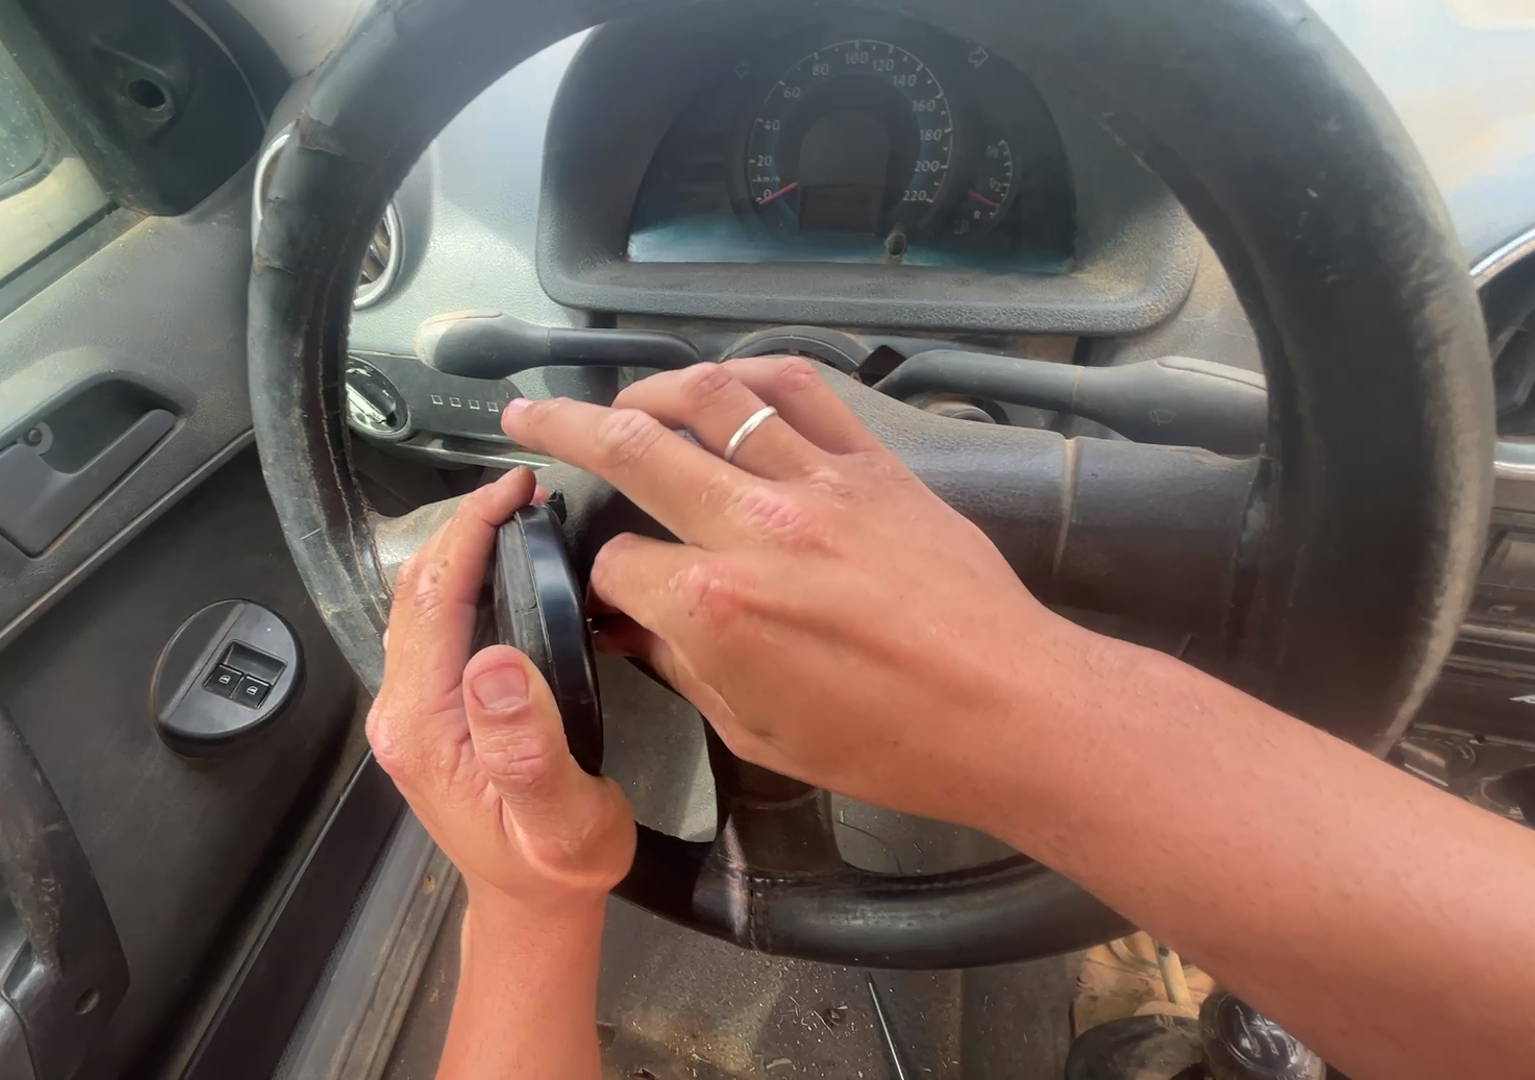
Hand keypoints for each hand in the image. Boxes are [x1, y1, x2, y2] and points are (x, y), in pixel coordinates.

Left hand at [367, 467, 635, 917]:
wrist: (532, 902)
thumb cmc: (557, 866)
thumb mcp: (561, 820)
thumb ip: (525, 747)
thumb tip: (495, 661)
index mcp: (425, 725)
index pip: (435, 598)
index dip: (471, 531)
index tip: (516, 489)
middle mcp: (402, 709)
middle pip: (416, 590)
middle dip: (462, 526)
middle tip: (520, 491)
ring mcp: (409, 708)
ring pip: (419, 602)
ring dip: (458, 547)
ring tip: (511, 516)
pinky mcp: (427, 709)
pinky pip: (433, 624)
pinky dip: (461, 579)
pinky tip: (496, 567)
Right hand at [500, 358, 1123, 827]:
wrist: (1008, 710)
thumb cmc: (880, 743)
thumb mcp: (754, 731)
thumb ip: (678, 665)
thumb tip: (631, 624)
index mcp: (712, 605)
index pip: (618, 564)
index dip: (602, 580)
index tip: (615, 592)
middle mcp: (750, 525)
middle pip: (631, 447)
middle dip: (561, 425)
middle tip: (526, 412)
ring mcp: (814, 482)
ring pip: (711, 398)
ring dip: (648, 388)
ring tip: (623, 397)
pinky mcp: (871, 464)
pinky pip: (802, 391)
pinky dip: (751, 376)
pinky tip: (726, 387)